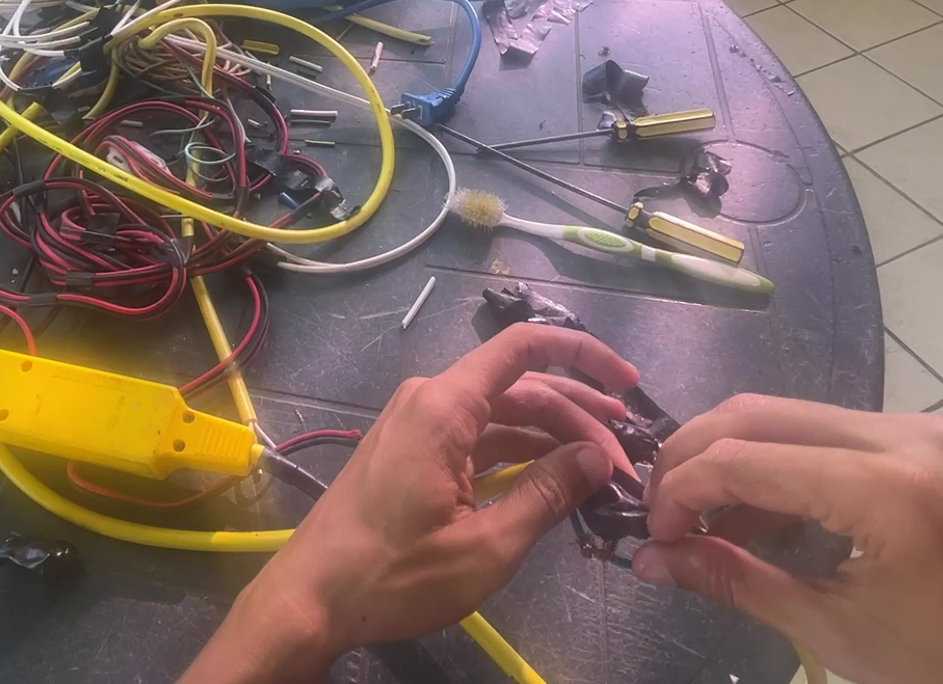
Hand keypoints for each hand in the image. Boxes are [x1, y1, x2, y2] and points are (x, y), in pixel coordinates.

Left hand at [181, 324, 641, 681]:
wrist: (313, 593)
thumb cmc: (395, 573)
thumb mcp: (484, 546)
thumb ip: (546, 494)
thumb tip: (598, 456)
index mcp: (445, 405)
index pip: (521, 348)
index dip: (580, 354)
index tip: (628, 382)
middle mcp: (432, 398)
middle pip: (519, 387)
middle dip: (577, 415)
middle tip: (629, 456)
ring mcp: (421, 422)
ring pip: (501, 413)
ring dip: (551, 436)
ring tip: (605, 468)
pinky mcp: (417, 447)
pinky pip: (478, 437)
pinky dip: (518, 453)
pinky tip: (555, 476)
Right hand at [633, 394, 942, 683]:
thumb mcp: (842, 635)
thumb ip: (735, 582)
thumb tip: (648, 561)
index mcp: (886, 491)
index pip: (742, 461)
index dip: (681, 490)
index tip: (654, 532)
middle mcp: (900, 435)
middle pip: (753, 415)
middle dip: (692, 456)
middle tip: (663, 508)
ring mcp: (919, 428)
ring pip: (783, 413)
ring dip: (731, 455)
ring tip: (705, 513)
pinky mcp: (928, 437)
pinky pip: (824, 430)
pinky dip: (778, 460)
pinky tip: (763, 510)